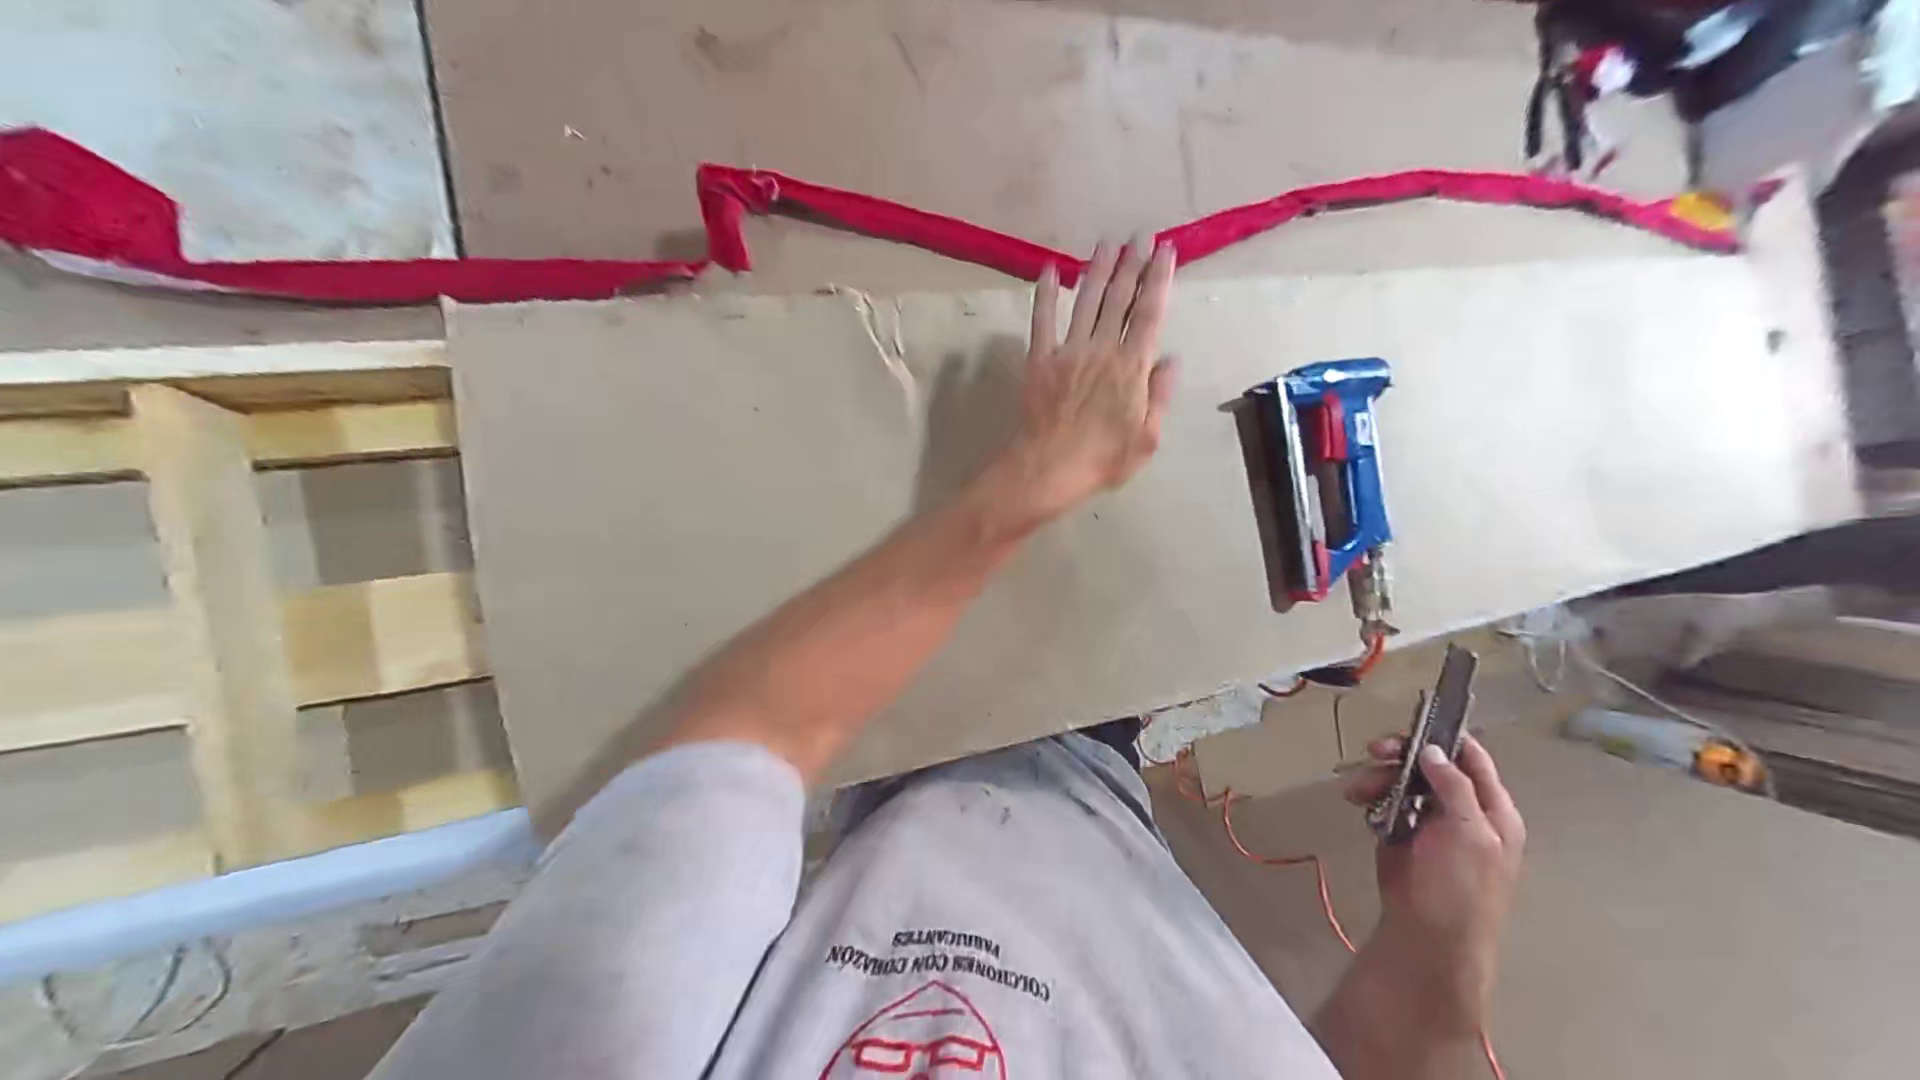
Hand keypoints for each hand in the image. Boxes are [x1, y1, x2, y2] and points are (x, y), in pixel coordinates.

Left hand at [987, 239, 1178, 526]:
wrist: (1048, 468)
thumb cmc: (1102, 460)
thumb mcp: (1147, 437)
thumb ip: (1160, 395)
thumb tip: (1171, 358)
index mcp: (1132, 368)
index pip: (1150, 314)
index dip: (1159, 279)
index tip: (1166, 250)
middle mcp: (1101, 350)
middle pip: (1119, 299)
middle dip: (1132, 265)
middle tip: (1141, 236)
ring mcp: (1068, 352)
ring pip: (1086, 302)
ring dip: (1097, 270)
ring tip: (1107, 244)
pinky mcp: (1039, 360)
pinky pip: (1042, 321)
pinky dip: (1046, 294)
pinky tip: (1051, 270)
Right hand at [1343, 734, 1524, 1034]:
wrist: (1429, 934)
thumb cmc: (1461, 887)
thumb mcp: (1470, 836)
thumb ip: (1456, 789)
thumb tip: (1434, 750)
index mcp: (1491, 810)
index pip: (1472, 758)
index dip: (1448, 736)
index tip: (1418, 717)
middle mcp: (1460, 808)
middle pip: (1429, 764)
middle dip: (1401, 755)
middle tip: (1376, 750)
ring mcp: (1428, 819)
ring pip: (1400, 779)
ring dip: (1377, 776)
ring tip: (1357, 790)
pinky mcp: (1399, 829)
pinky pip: (1383, 798)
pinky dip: (1368, 794)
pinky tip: (1358, 801)